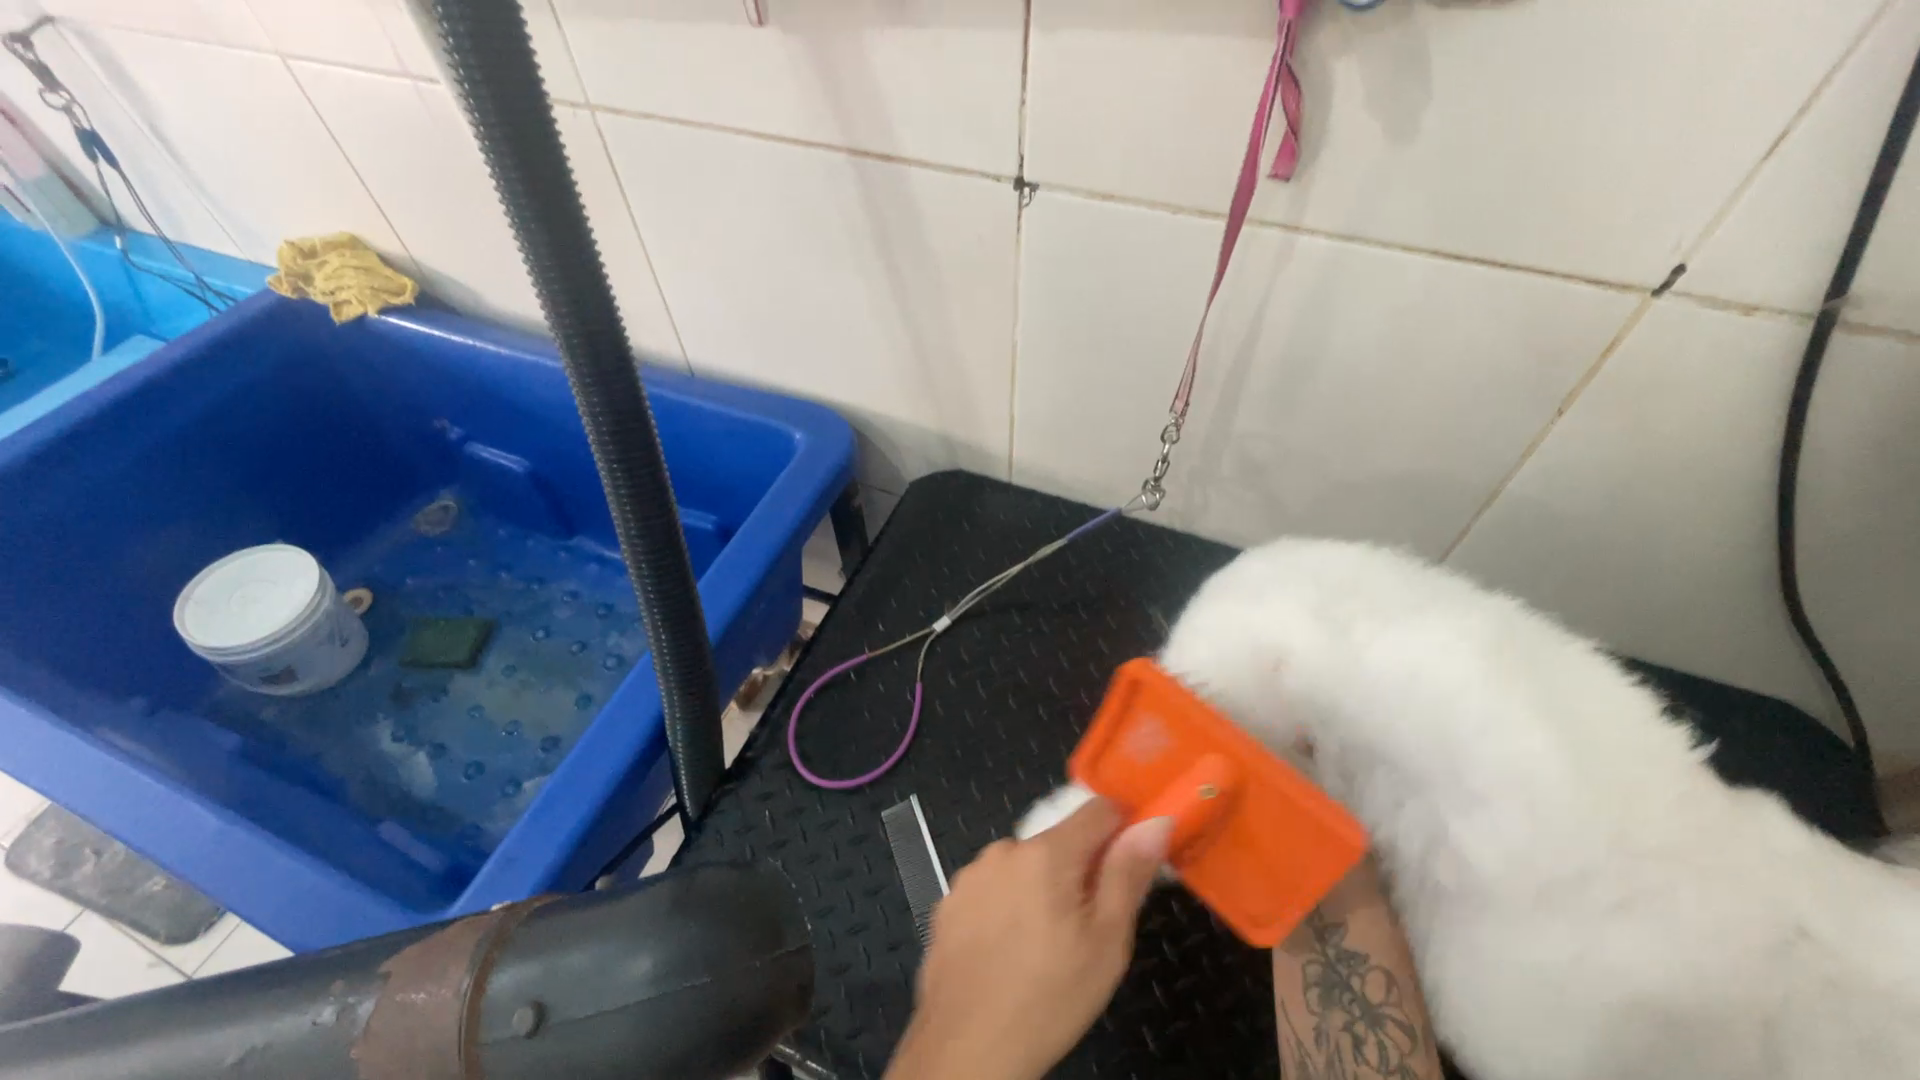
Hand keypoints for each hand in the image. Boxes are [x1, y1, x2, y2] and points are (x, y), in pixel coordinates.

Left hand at [885, 798, 1172, 1079]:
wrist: (966, 1049)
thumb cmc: (1049, 998)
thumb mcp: (1107, 942)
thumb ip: (1129, 874)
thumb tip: (1155, 822)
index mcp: (1046, 853)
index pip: (1098, 810)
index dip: (1122, 831)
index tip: (1130, 868)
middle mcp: (1003, 851)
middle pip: (1058, 842)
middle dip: (1078, 872)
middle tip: (1086, 929)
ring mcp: (970, 876)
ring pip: (1023, 868)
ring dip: (1040, 890)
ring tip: (1043, 948)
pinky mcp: (948, 903)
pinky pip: (991, 891)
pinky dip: (1005, 909)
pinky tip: (1008, 953)